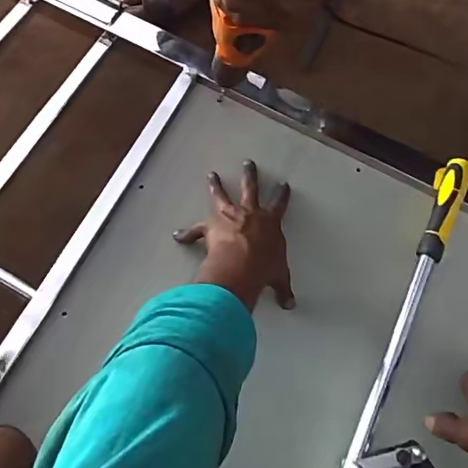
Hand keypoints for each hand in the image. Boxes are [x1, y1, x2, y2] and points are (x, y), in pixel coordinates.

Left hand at [175, 160, 295, 310]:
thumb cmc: (264, 268)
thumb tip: (289, 304)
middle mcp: (249, 214)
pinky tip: (178, 235)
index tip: (282, 184)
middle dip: (250, 175)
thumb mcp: (278, 277)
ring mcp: (228, 217)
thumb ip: (281, 288)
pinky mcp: (210, 226)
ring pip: (222, 196)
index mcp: (270, 222)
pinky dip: (186, 234)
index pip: (279, 204)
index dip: (281, 194)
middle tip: (248, 163)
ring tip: (211, 175)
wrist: (242, 266)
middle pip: (250, 188)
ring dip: (216, 185)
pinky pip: (195, 229)